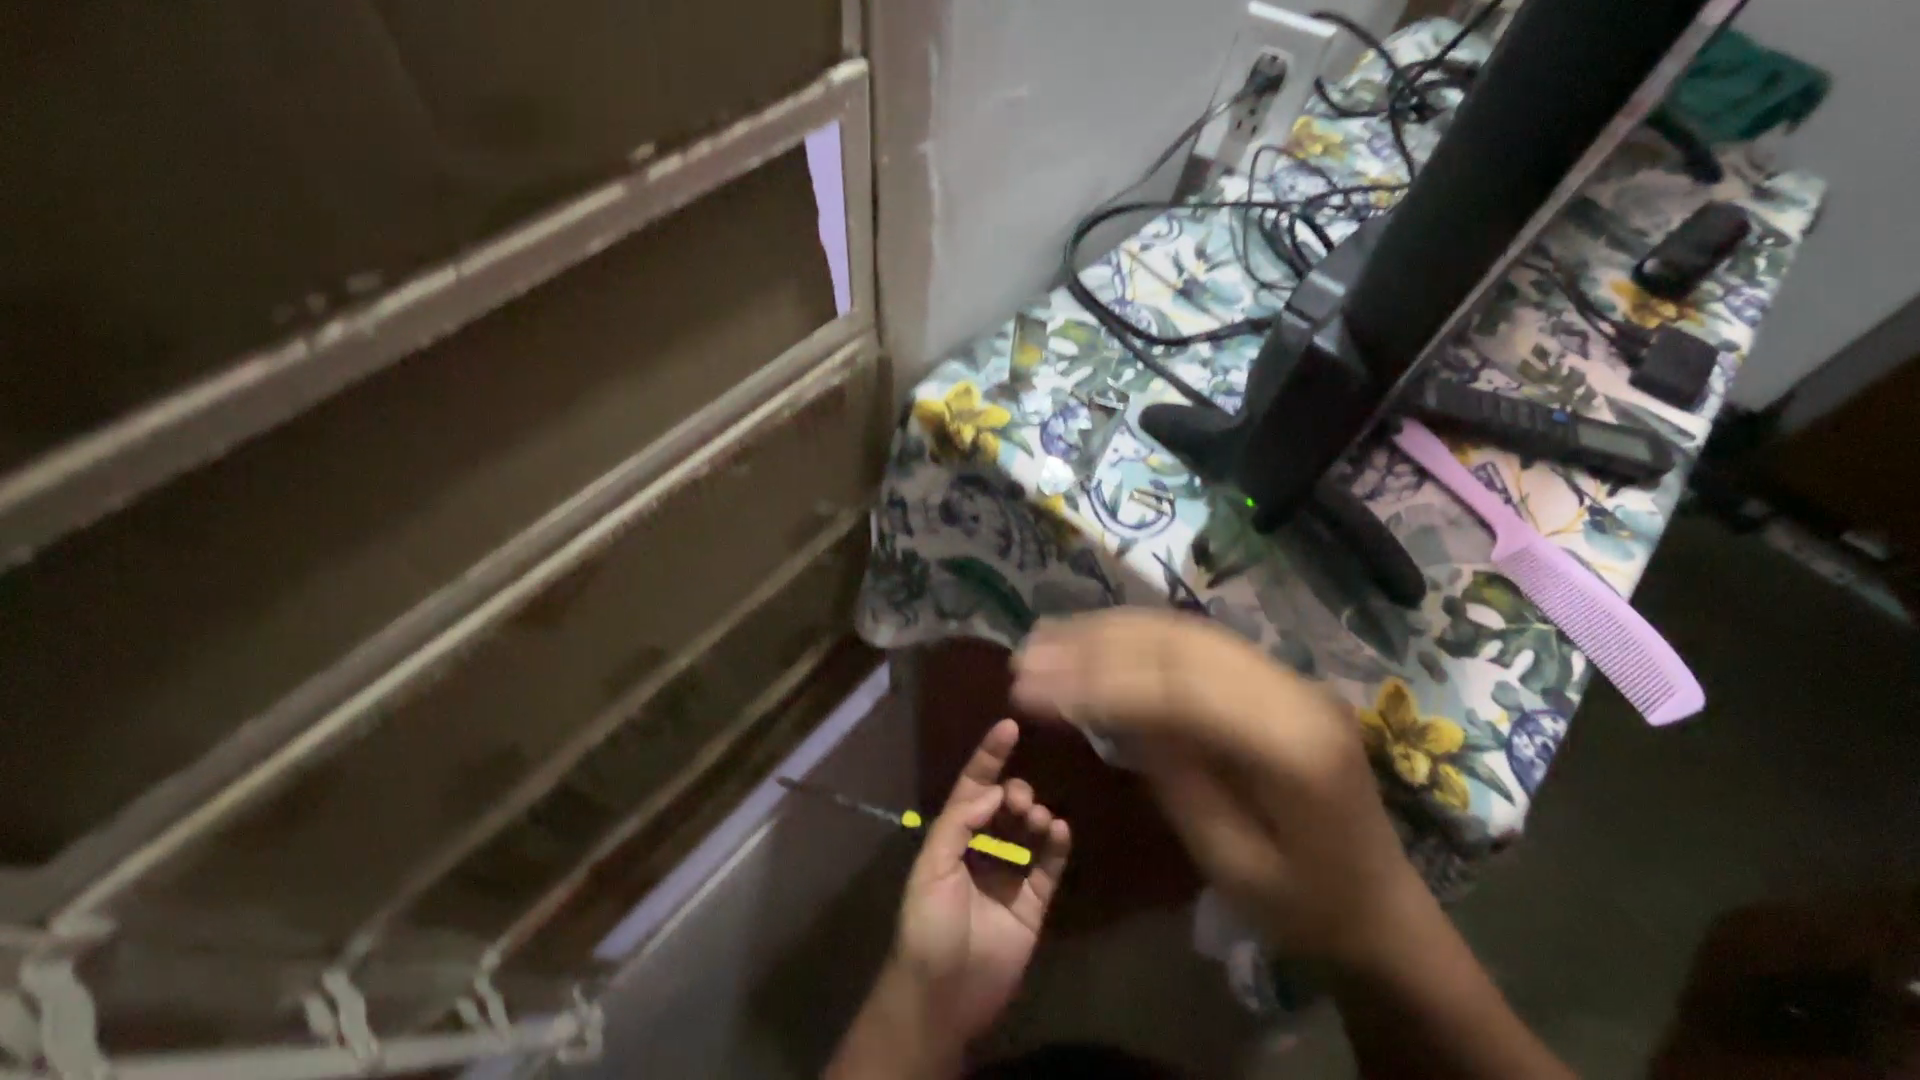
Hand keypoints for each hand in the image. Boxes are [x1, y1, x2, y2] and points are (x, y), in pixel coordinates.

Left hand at [890, 718, 1071, 1044]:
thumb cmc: (927, 925)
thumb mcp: (931, 867)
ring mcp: (1008, 878)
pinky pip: (1049, 868)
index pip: (971, 789)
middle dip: (1014, 792)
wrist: (943, 994)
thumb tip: (992, 789)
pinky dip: (1056, 846)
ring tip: (1036, 816)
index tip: (1009, 726)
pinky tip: (1058, 830)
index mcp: (951, 841)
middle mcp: (980, 853)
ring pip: (1028, 833)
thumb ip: (959, 823)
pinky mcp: (1032, 905)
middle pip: (1003, 808)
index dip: (988, 758)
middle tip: (1020, 800)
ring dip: (1035, 815)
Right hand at [1010, 611, 1423, 967]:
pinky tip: (1096, 638)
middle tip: (1027, 655)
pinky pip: (1199, 644)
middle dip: (1096, 646)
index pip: (1181, 691)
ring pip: (1187, 633)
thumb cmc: (1304, 907)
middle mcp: (1294, 693)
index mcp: (1292, 746)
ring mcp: (1288, 679)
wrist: (1380, 906)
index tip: (1033, 689)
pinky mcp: (1275, 680)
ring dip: (1112, 632)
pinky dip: (1140, 637)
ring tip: (1046, 636)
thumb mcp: (1231, 862)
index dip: (1100, 682)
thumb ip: (1176, 780)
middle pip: (1182, 646)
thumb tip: (1116, 715)